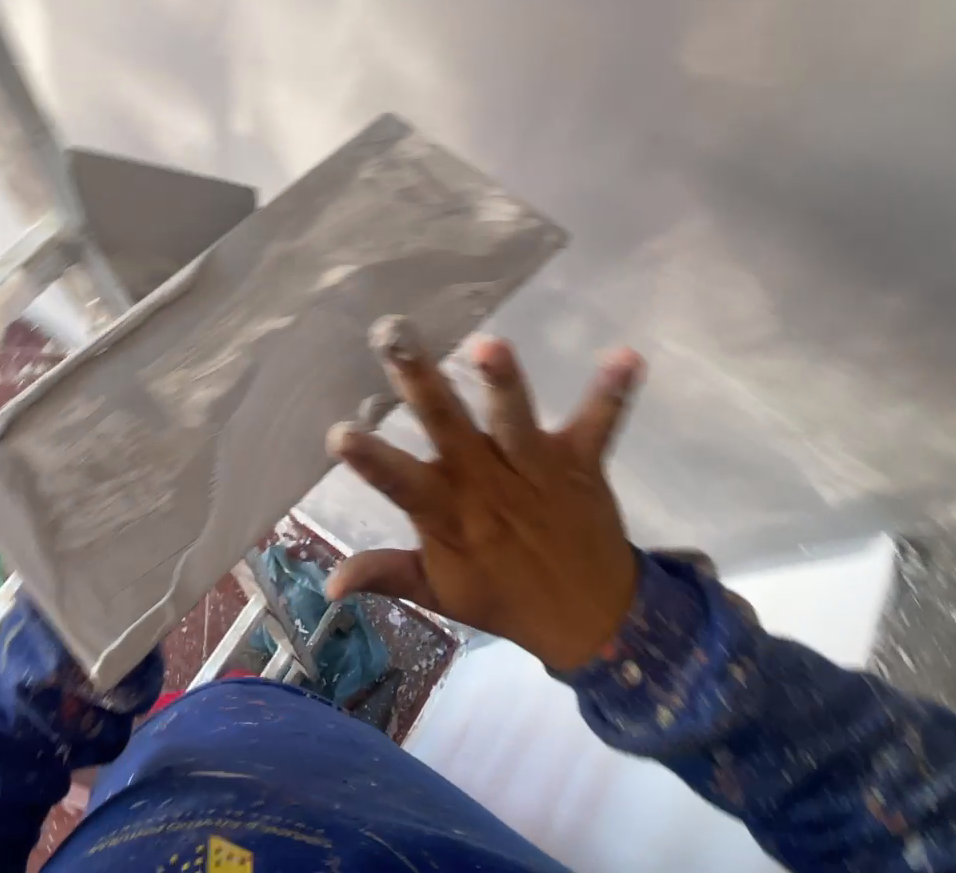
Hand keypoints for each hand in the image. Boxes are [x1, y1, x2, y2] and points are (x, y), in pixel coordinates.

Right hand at [325, 316, 644, 672]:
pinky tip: (628, 356)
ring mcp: (536, 471)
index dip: (369, 459)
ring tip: (489, 343)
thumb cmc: (504, 598)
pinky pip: (598, 425)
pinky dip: (611, 393)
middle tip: (393, 334)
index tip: (338, 432)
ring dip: (503, 382)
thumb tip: (327, 584)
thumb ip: (385, 575)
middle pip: (447, 426)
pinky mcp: (580, 464)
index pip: (399, 481)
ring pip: (513, 421)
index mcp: (447, 513)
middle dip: (420, 380)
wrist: (592, 622)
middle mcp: (486, 483)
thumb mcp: (439, 594)